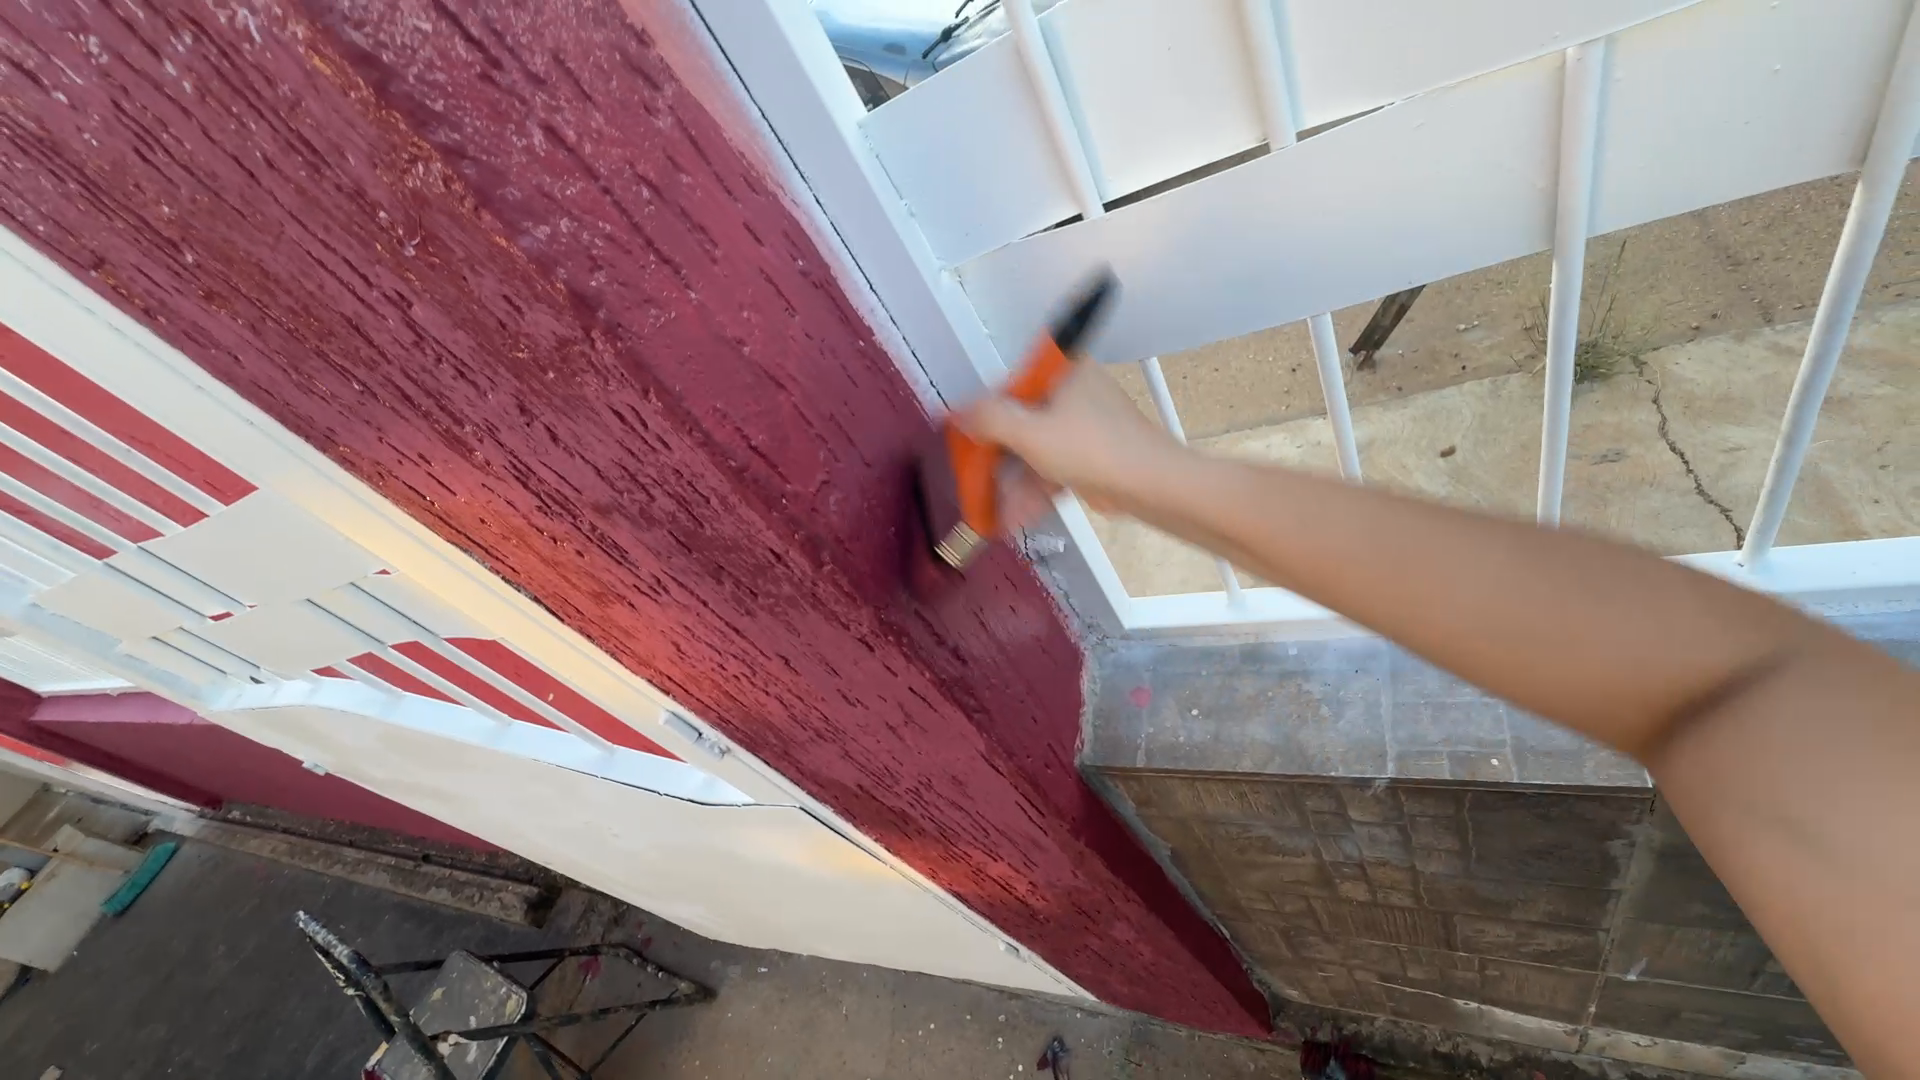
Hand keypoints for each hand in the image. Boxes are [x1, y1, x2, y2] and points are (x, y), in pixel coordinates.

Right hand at [957, 362, 1184, 522]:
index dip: (984, 417)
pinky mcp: (1093, 457)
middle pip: (1022, 423)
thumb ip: (989, 419)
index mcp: (1063, 372)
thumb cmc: (1094, 450)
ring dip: (1013, 483)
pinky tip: (1014, 518)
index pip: (1010, 387)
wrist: (1151, 485)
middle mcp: (1075, 394)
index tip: (966, 444)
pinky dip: (1035, 490)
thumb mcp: (1029, 432)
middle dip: (997, 461)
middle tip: (975, 483)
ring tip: (991, 511)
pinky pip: (1054, 470)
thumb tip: (959, 413)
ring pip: (1037, 452)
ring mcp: (1086, 427)